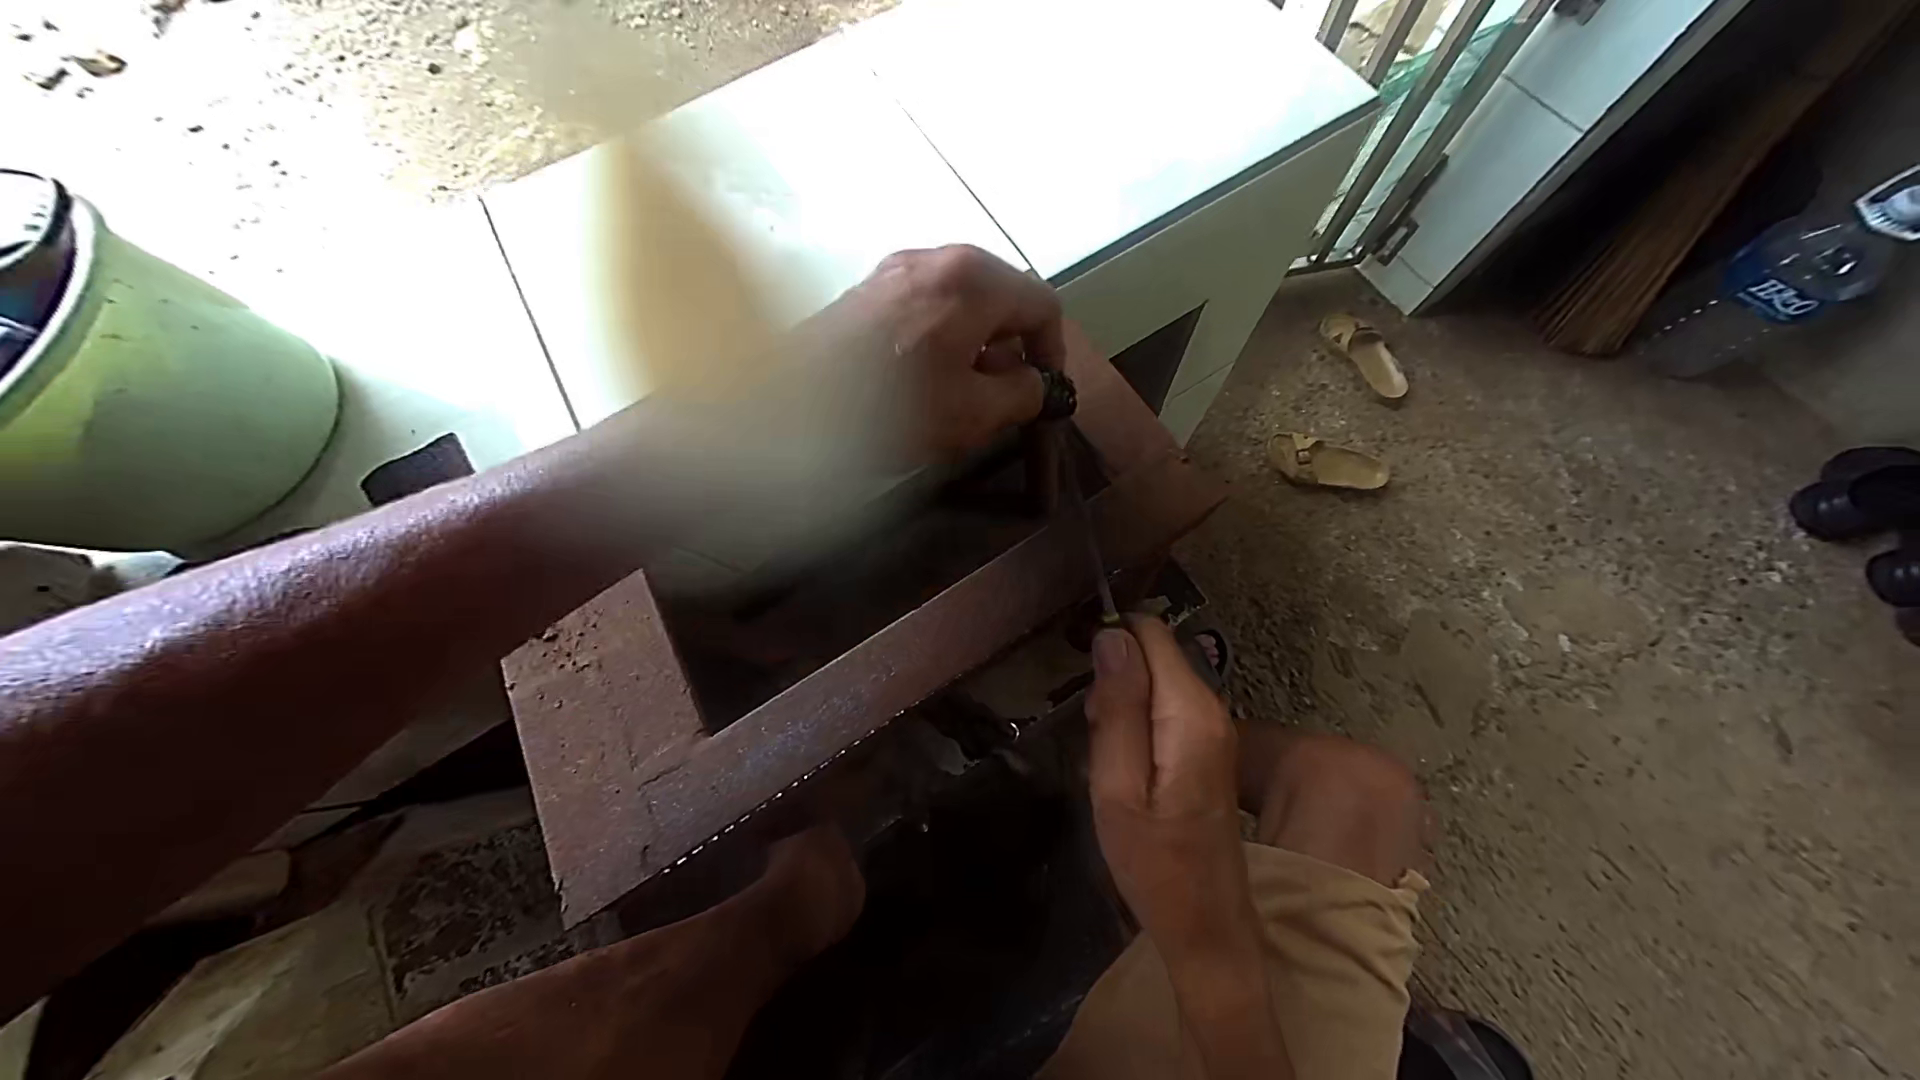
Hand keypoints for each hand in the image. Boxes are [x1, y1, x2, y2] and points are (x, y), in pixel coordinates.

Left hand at [809, 245, 1065, 462]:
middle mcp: (936, 258)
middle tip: (1005, 392)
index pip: (1041, 303)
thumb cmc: (890, 409)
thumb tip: (1035, 384)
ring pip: (963, 300)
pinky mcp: (867, 289)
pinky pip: (926, 306)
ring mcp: (896, 269)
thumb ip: (1023, 394)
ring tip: (964, 391)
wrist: (791, 409)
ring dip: (978, 343)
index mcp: (973, 279)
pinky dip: (942, 337)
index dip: (1053, 351)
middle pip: (1002, 295)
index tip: (1043, 388)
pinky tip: (925, 378)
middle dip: (1013, 345)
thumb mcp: (975, 412)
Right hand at [1087, 618, 1289, 1079]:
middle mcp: (1212, 707)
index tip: (1080, 674)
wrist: (1203, 923)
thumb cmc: (1152, 862)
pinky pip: (1161, 704)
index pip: (1150, 633)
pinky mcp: (1207, 743)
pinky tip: (1121, 761)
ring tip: (1104, 753)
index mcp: (1189, 712)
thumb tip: (1111, 636)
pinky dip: (1133, 719)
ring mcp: (1214, 726)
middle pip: (1152, 653)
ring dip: (1120, 700)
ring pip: (1153, 678)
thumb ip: (1116, 708)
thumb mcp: (1116, 787)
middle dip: (1113, 676)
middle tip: (1092, 731)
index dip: (1110, 637)